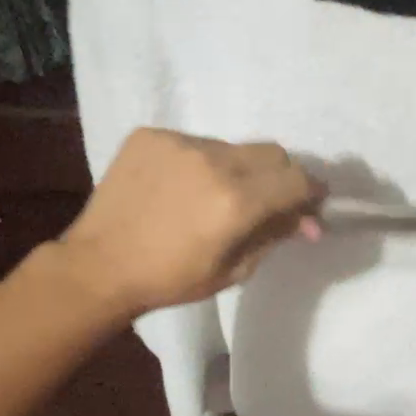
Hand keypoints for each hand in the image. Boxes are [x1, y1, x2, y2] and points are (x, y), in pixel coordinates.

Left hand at [56, 128, 324, 313]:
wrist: (100, 265)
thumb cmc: (170, 279)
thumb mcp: (233, 269)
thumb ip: (273, 235)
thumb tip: (306, 220)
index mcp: (236, 201)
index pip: (296, 179)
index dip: (313, 191)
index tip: (315, 204)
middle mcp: (213, 161)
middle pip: (272, 153)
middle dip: (283, 176)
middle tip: (276, 201)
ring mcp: (179, 143)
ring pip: (232, 148)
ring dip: (240, 170)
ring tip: (220, 198)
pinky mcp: (151, 135)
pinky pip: (194, 144)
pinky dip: (202, 164)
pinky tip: (184, 189)